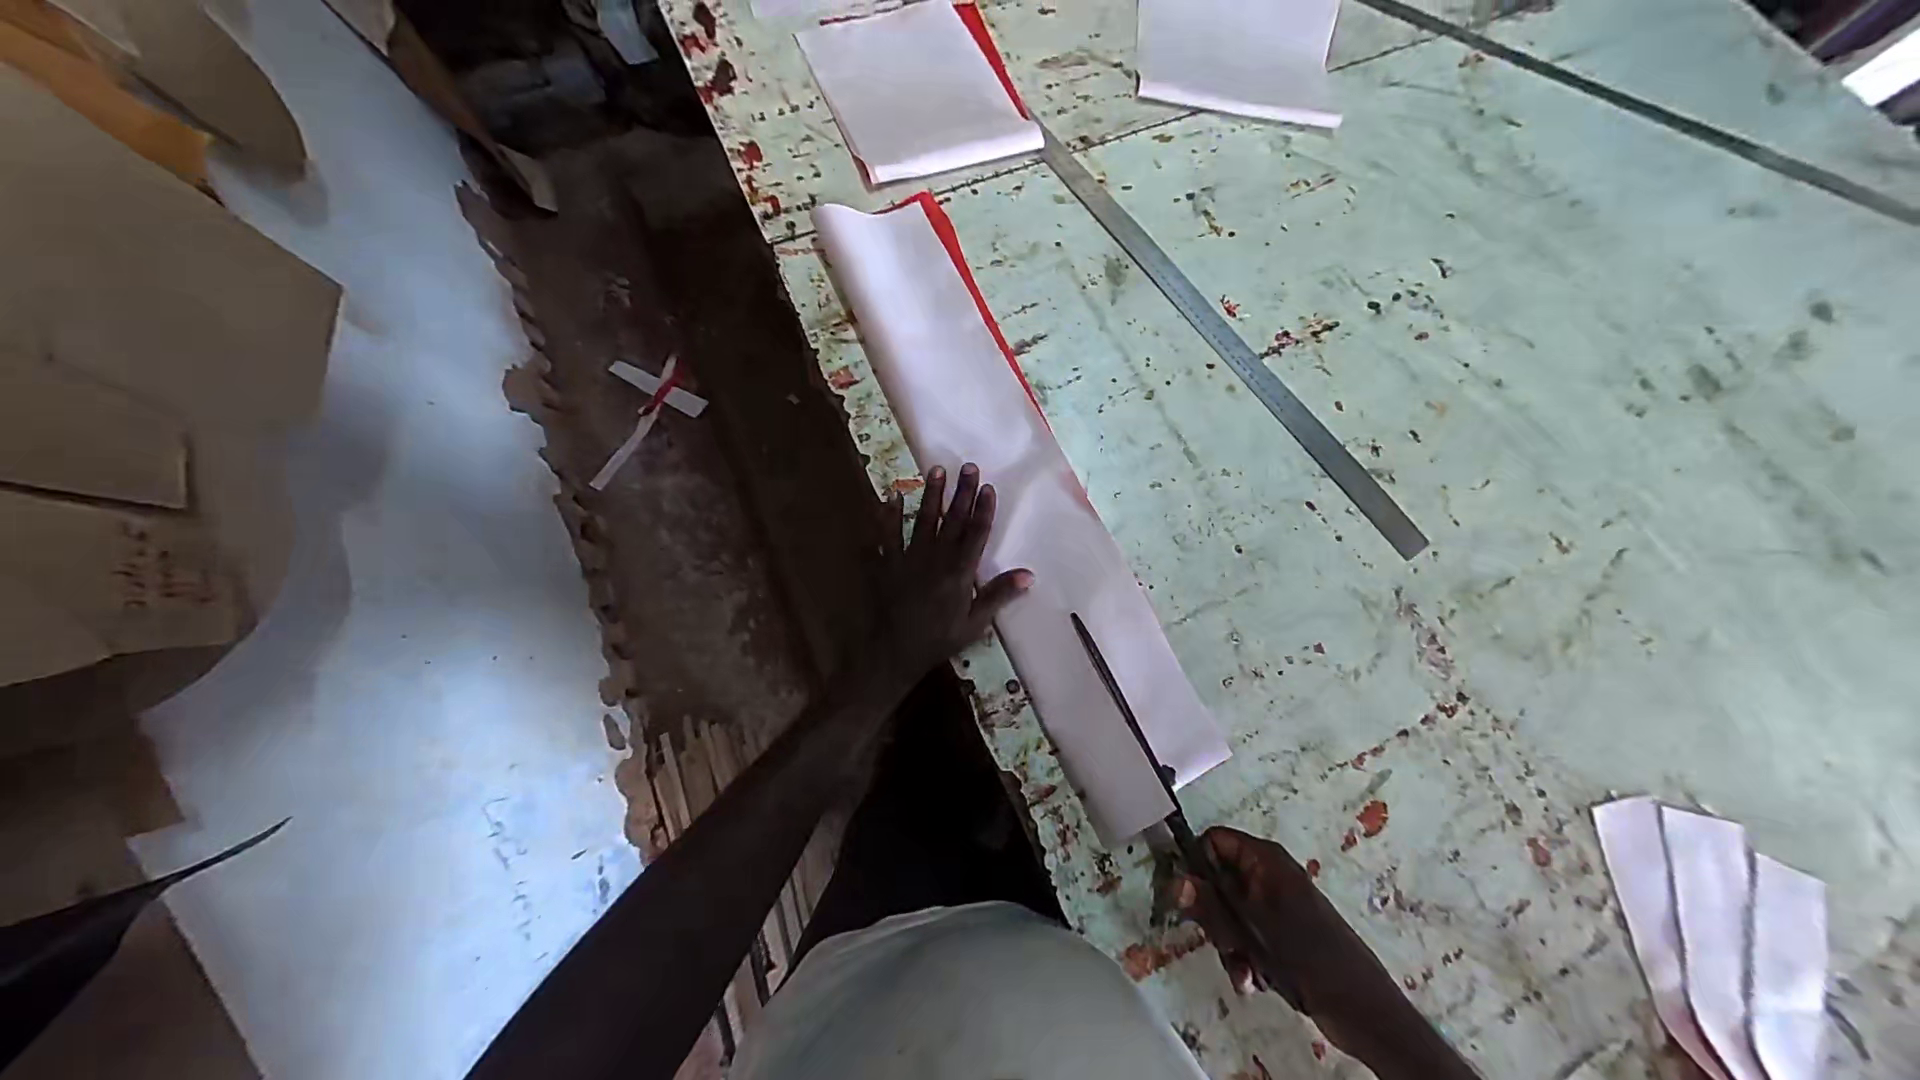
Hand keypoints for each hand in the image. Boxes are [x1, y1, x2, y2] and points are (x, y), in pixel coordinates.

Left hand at [869, 463, 1031, 684]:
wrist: (894, 650)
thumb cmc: (939, 639)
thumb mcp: (975, 622)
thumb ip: (999, 595)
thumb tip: (1028, 574)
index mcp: (960, 571)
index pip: (976, 533)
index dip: (984, 509)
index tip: (989, 487)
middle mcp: (936, 557)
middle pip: (953, 519)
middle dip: (963, 492)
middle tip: (969, 466)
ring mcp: (910, 557)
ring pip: (923, 519)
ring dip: (931, 494)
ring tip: (936, 470)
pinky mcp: (888, 563)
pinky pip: (888, 534)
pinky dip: (889, 515)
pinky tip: (892, 495)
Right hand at [1176, 827, 1441, 1069]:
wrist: (1362, 1009)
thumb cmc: (1308, 956)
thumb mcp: (1249, 928)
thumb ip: (1209, 902)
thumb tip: (1176, 882)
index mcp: (1265, 859)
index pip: (1212, 841)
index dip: (1196, 867)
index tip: (1191, 899)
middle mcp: (1269, 873)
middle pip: (1217, 880)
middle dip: (1216, 918)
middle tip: (1227, 942)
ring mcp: (1276, 903)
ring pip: (1229, 912)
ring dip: (1229, 943)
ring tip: (1244, 968)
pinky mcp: (1282, 930)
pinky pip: (1248, 933)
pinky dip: (1245, 955)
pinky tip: (1254, 977)